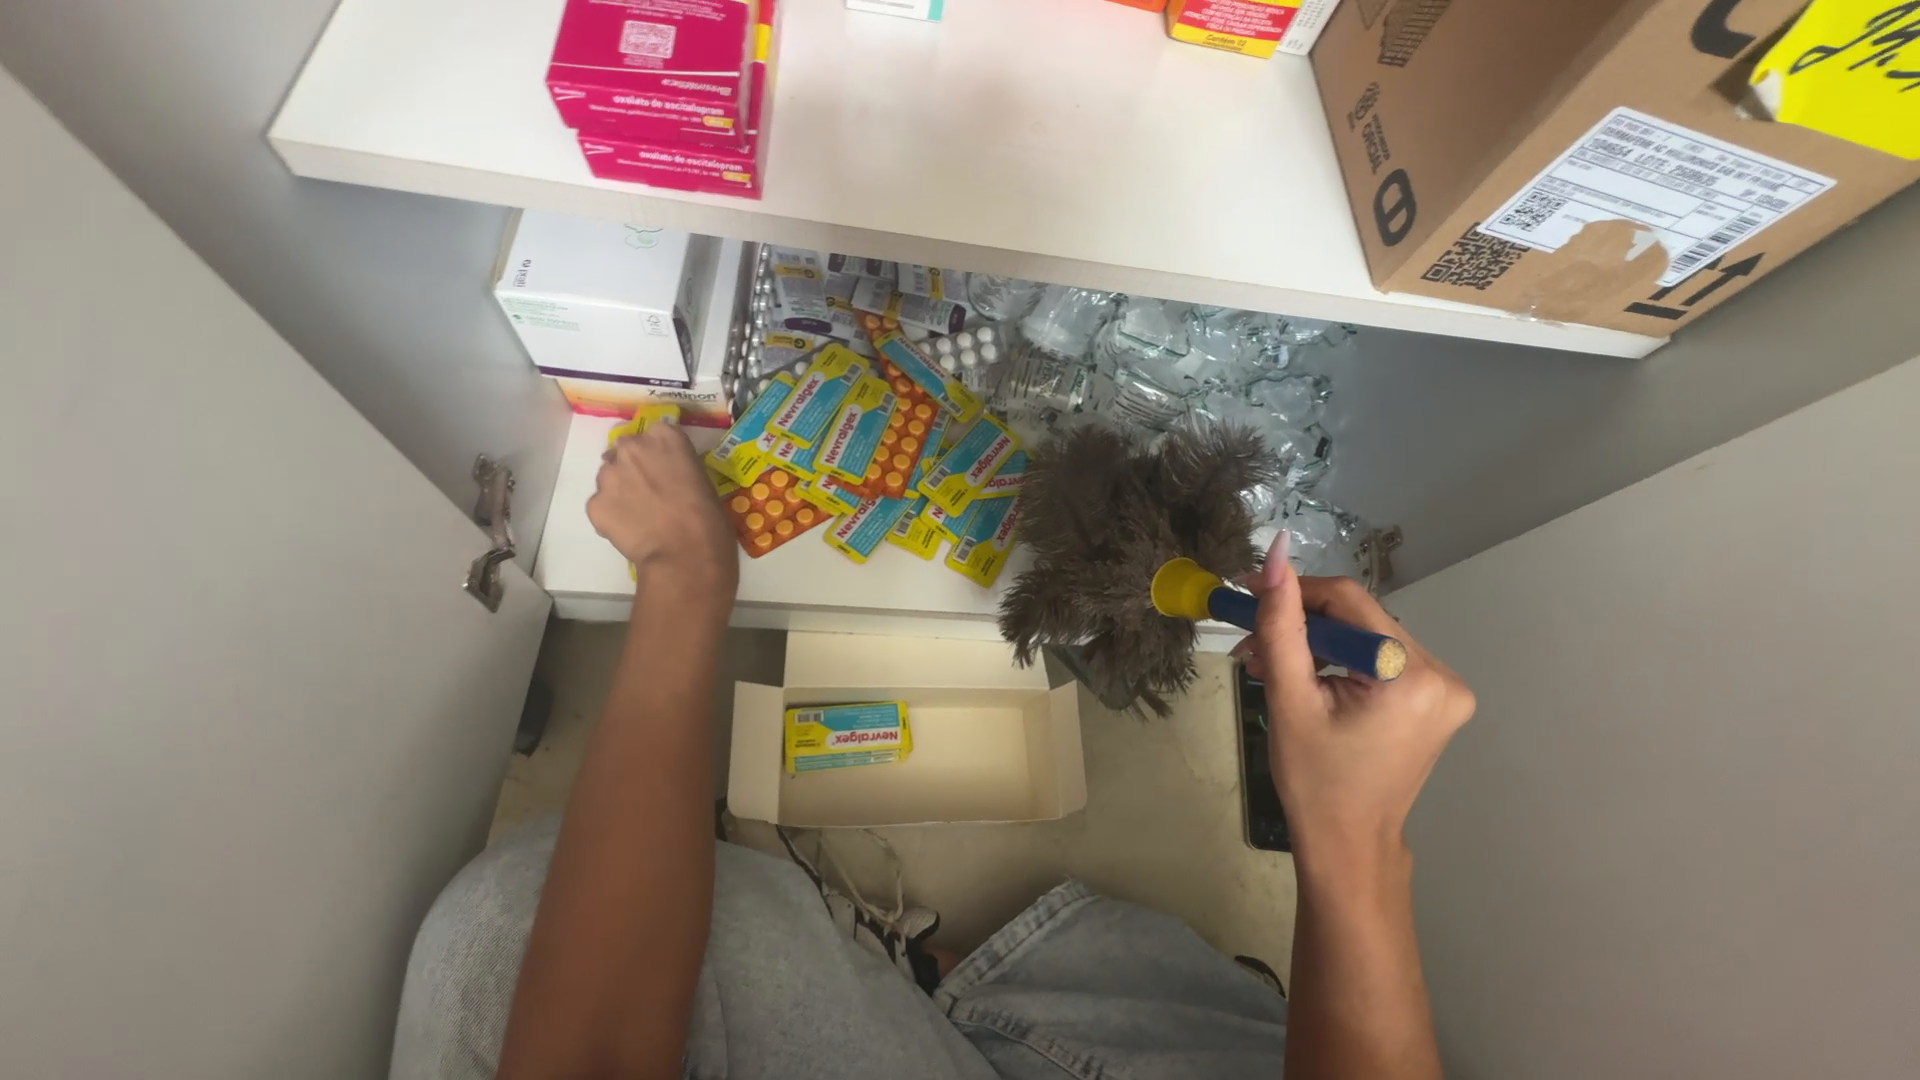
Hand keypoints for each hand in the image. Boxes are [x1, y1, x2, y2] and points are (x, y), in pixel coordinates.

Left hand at [587, 425, 738, 600]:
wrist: (686, 555)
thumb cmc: (709, 519)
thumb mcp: (703, 480)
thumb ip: (679, 468)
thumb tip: (667, 477)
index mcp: (665, 436)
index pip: (657, 434)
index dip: (661, 454)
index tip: (668, 470)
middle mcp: (631, 448)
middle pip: (626, 451)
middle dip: (635, 467)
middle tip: (650, 493)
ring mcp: (608, 475)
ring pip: (610, 477)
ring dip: (621, 490)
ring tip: (640, 516)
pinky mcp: (594, 504)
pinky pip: (601, 505)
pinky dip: (612, 516)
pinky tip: (631, 531)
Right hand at [1236, 535, 1474, 870]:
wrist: (1348, 841)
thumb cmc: (1313, 778)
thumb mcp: (1288, 697)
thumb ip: (1280, 624)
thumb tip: (1275, 555)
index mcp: (1411, 677)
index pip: (1347, 600)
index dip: (1293, 590)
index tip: (1244, 594)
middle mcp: (1443, 675)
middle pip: (1358, 617)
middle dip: (1300, 623)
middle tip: (1250, 642)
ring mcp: (1446, 688)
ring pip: (1365, 634)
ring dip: (1315, 640)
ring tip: (1269, 664)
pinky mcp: (1437, 698)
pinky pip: (1378, 656)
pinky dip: (1338, 658)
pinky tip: (1307, 676)